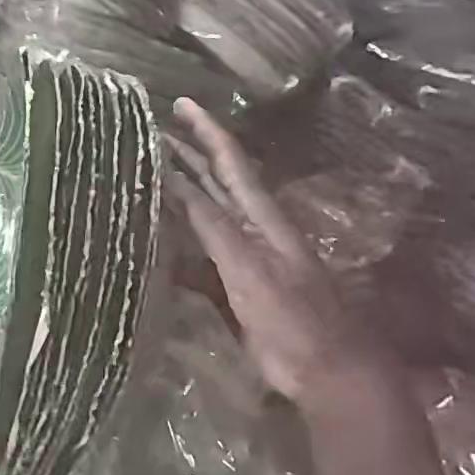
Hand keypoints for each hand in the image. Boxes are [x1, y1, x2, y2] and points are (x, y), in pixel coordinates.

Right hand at [167, 99, 376, 402]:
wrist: (325, 370)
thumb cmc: (293, 320)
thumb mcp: (251, 271)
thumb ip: (215, 230)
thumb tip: (177, 189)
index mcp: (262, 218)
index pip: (229, 163)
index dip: (205, 133)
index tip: (179, 105)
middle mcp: (252, 229)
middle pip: (218, 181)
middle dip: (189, 154)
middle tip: (155, 129)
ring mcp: (244, 258)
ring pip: (207, 215)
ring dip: (181, 194)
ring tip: (148, 173)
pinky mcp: (235, 287)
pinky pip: (200, 255)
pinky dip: (179, 244)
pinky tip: (158, 243)